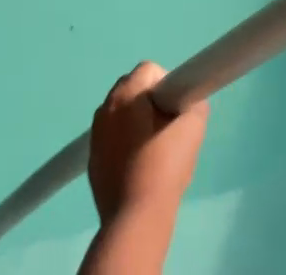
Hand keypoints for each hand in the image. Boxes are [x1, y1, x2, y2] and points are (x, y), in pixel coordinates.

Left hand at [87, 62, 208, 225]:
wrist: (135, 216)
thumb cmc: (165, 165)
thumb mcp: (194, 126)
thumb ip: (194, 103)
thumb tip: (188, 103)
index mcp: (126, 95)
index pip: (149, 69)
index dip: (169, 85)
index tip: (177, 109)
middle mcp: (104, 109)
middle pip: (132, 89)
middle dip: (151, 101)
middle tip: (169, 126)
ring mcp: (94, 136)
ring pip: (121, 115)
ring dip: (137, 122)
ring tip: (155, 149)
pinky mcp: (91, 161)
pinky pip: (112, 139)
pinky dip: (125, 144)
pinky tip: (139, 167)